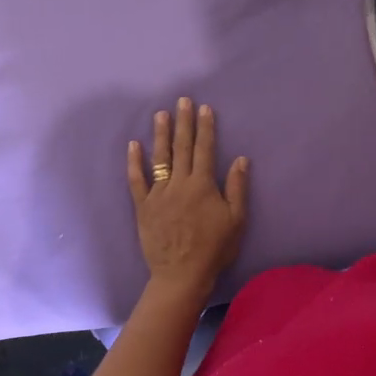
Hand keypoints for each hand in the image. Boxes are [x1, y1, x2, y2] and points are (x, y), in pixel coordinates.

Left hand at [126, 97, 249, 293]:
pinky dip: (134, 162)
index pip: (205, 149)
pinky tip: (133, 145)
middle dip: (183, 122)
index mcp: (202, 185)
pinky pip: (136, 180)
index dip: (205, 127)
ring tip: (160, 114)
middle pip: (182, 147)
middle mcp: (179, 183)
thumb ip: (237, 187)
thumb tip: (241, 159)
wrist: (182, 274)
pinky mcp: (143, 207)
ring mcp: (158, 194)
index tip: (205, 108)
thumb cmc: (214, 248)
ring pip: (159, 158)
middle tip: (182, 101)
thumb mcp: (236, 219)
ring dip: (160, 134)